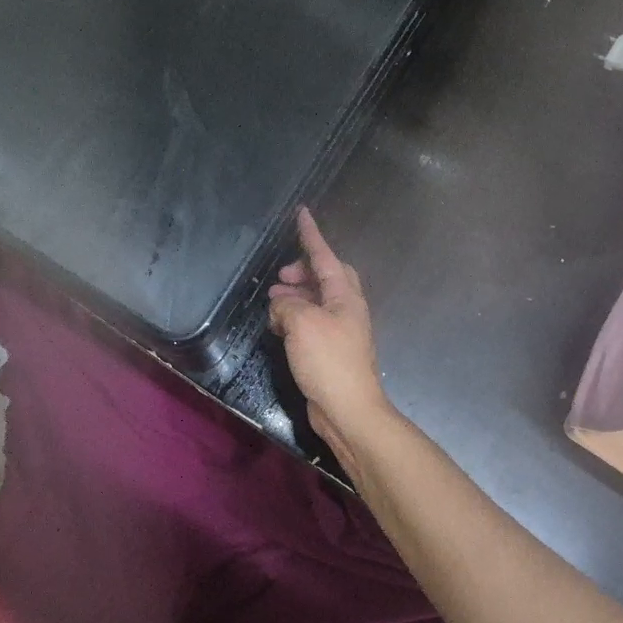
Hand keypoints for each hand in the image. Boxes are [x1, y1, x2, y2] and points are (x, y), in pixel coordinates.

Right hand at [268, 208, 400, 462]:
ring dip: (296, 295)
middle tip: (280, 275)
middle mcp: (347, 309)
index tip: (302, 213)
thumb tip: (281, 304)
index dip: (311, 235)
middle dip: (303, 270)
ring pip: (318, 300)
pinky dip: (295, 318)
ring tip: (273, 301)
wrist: (349, 409)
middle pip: (326, 276)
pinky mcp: (332, 351)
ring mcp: (342, 331)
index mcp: (345, 296)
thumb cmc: (328, 360)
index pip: (325, 256)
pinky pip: (312, 322)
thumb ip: (287, 304)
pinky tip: (279, 327)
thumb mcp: (301, 323)